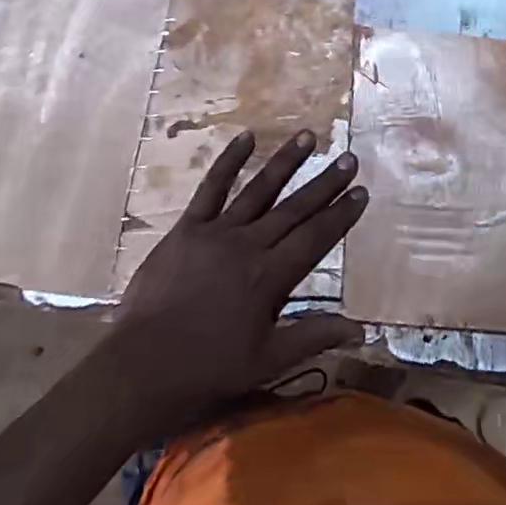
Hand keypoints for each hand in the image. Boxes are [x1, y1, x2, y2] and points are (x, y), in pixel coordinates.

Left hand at [104, 129, 367, 424]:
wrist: (144, 364)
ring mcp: (217, 231)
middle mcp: (248, 245)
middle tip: (348, 158)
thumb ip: (313, 338)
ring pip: (259, 190)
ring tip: (308, 137)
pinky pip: (211, 188)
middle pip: (294, 209)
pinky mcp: (188, 227)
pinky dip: (229, 161)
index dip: (340, 214)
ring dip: (285, 162)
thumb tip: (360, 330)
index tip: (361, 192)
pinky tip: (246, 137)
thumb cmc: (209, 367)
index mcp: (270, 277)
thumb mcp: (268, 361)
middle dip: (324, 183)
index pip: (315, 237)